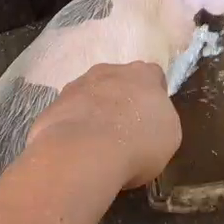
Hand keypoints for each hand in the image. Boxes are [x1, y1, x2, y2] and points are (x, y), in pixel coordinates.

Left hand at [28, 61, 180, 190]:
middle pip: (120, 82)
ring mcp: (79, 84)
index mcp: (144, 75)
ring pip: (91, 95)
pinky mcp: (55, 104)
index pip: (154, 77)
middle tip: (124, 132)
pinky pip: (69, 113)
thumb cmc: (138, 143)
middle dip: (121, 101)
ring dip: (95, 112)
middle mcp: (111, 71)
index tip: (151, 121)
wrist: (84, 152)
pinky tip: (76, 150)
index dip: (153, 98)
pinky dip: (73, 127)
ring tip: (96, 146)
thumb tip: (149, 123)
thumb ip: (160, 121)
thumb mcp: (168, 137)